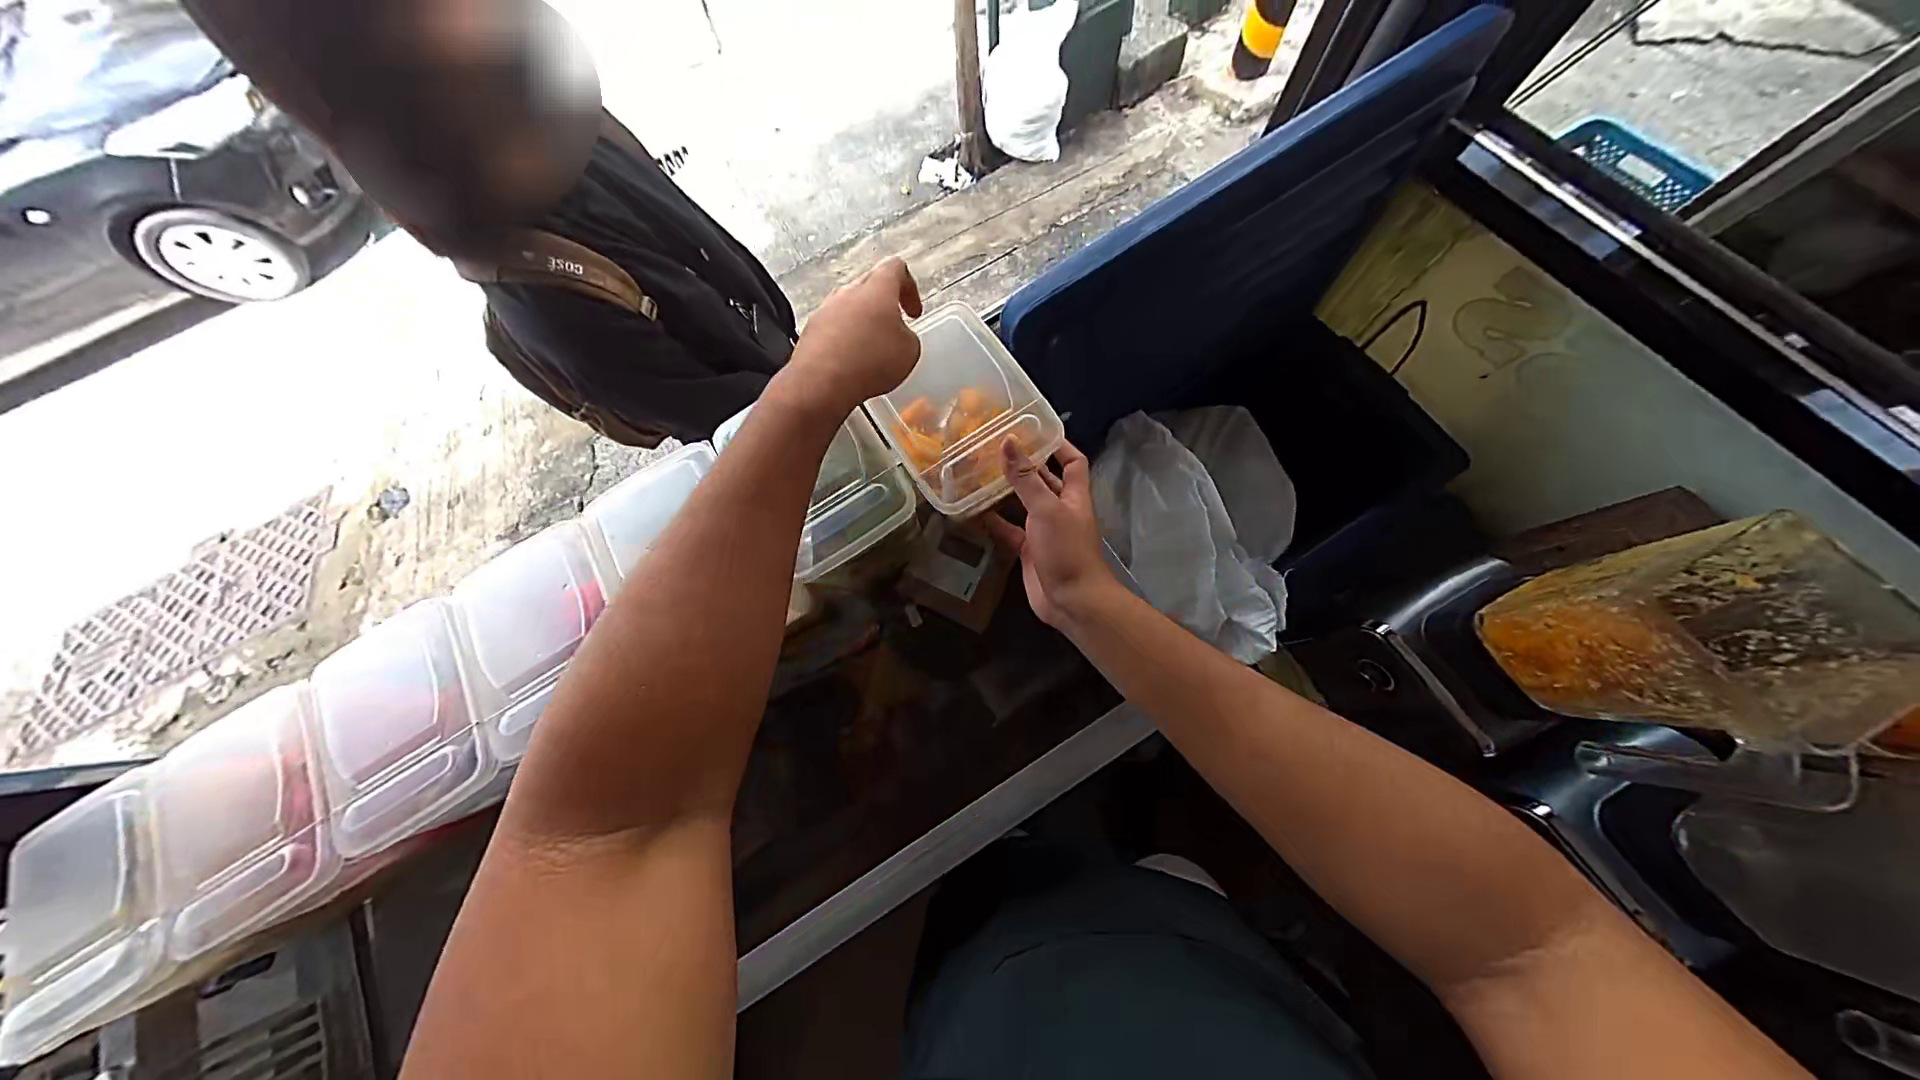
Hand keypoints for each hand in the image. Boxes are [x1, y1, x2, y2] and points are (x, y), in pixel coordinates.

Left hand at [780, 258, 923, 416]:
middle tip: (893, 330)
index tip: (913, 311)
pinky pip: (833, 328)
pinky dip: (844, 340)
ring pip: (849, 308)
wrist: (823, 382)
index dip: (910, 289)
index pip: (896, 269)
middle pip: (870, 287)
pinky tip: (852, 363)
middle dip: (884, 308)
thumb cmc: (867, 362)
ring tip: (872, 351)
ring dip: (862, 324)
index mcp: (878, 288)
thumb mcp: (910, 351)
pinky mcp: (811, 330)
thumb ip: (909, 336)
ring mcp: (826, 309)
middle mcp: (849, 292)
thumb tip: (902, 339)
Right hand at [980, 438, 1119, 632]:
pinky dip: (993, 522)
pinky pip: (1008, 531)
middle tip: (993, 449)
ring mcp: (1044, 531)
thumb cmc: (1067, 550)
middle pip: (1043, 480)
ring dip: (1005, 492)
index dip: (1058, 445)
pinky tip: (973, 512)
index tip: (1033, 430)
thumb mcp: (1046, 509)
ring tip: (978, 474)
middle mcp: (1060, 509)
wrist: (1072, 601)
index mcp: (1073, 495)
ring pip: (1023, 505)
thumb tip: (1008, 442)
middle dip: (1023, 466)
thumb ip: (1025, 478)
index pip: (1072, 461)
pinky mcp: (1028, 550)